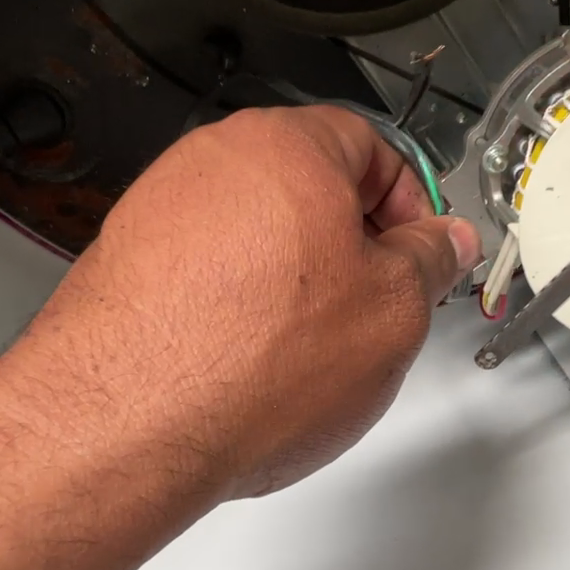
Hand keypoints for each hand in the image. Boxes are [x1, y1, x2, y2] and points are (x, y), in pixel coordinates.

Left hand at [0, 107, 481, 569]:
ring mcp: (162, 210)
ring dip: (295, 280)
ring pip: (258, 234)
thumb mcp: (392, 311)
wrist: (124, 423)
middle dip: (350, 245)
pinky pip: (209, 271)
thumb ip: (430, 261)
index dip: (409, 204)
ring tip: (306, 346)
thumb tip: (445, 242)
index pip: (372, 146)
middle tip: (372, 304)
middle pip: (309, 188)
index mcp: (286, 146)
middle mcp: (214, 162)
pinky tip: (251, 358)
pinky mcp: (130, 261)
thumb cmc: (249, 362)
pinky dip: (240, 304)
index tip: (420, 252)